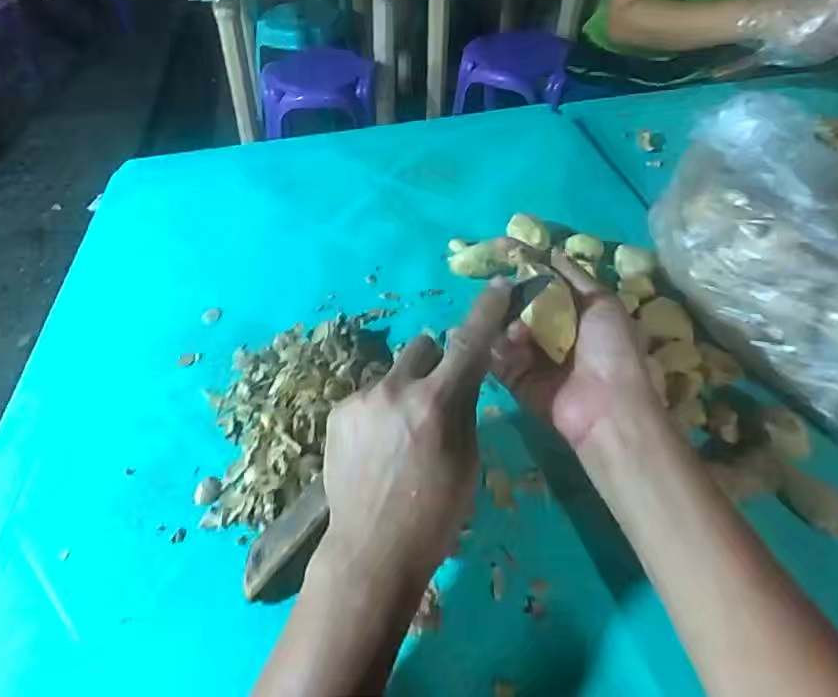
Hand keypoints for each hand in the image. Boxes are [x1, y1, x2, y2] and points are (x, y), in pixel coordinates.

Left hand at [319, 279, 510, 581]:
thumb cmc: (434, 514)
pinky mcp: (339, 410)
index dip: (487, 311)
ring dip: (403, 391)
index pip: (469, 343)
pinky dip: (378, 411)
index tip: (499, 285)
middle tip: (435, 398)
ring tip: (398, 435)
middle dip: (434, 363)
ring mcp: (362, 398)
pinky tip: (374, 447)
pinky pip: (369, 395)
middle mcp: (397, 389)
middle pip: (423, 347)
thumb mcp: (467, 461)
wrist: (371, 551)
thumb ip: (463, 410)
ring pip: (394, 374)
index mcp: (437, 403)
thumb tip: (460, 380)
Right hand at [489, 252, 658, 448]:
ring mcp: (533, 357)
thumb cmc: (611, 349)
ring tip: (516, 325)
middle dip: (510, 295)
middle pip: (521, 306)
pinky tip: (505, 340)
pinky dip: (497, 346)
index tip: (505, 251)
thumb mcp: (602, 303)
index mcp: (576, 315)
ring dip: (506, 321)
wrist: (607, 407)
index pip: (545, 286)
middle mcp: (553, 334)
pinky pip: (498, 356)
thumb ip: (575, 276)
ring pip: (506, 329)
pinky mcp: (516, 379)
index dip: (528, 270)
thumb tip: (553, 251)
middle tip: (498, 285)